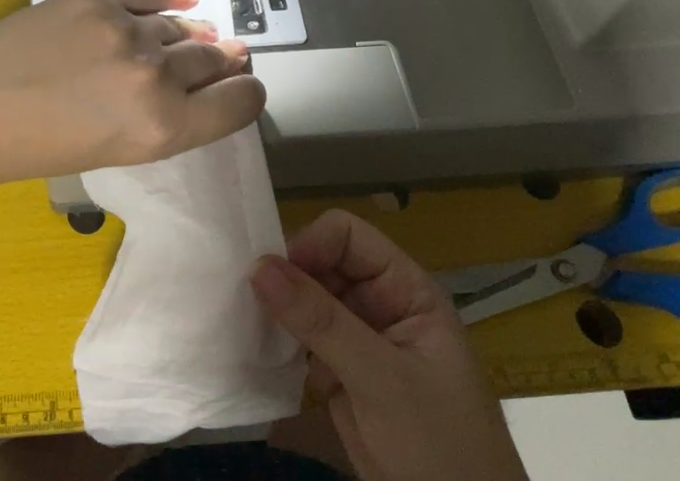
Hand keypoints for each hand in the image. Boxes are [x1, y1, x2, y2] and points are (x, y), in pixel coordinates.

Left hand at [0, 0, 265, 194]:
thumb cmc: (39, 149)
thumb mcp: (117, 152)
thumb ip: (163, 120)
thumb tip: (193, 89)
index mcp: (164, 127)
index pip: (237, 103)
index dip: (248, 95)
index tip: (246, 88)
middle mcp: (155, 76)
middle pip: (213, 59)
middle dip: (226, 61)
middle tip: (233, 57)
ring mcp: (125, 31)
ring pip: (181, 26)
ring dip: (198, 32)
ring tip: (205, 34)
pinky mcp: (94, 0)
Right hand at [251, 210, 527, 480]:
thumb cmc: (439, 443)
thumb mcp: (382, 378)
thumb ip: (322, 321)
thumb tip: (259, 266)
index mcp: (406, 289)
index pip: (348, 237)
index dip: (310, 245)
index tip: (271, 275)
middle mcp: (380, 304)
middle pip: (321, 263)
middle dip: (286, 277)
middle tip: (243, 300)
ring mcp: (359, 340)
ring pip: (306, 301)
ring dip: (277, 309)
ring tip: (241, 321)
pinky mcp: (339, 374)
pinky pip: (301, 340)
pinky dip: (278, 341)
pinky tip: (253, 349)